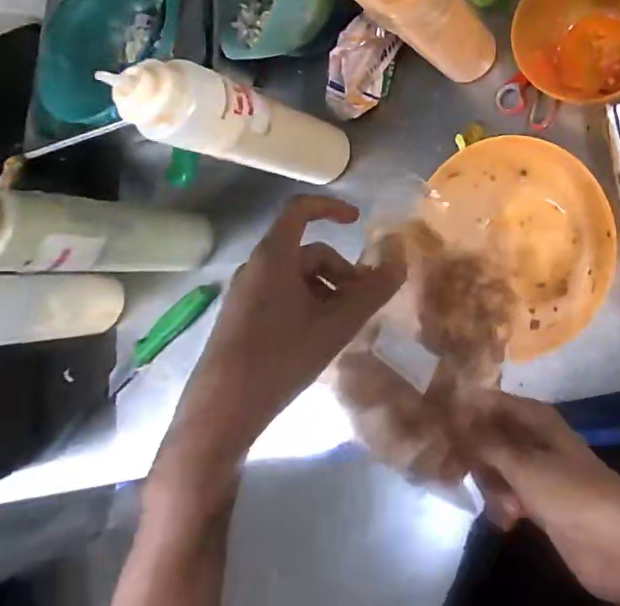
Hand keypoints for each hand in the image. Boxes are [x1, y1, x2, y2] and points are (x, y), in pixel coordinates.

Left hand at [169, 195, 403, 465]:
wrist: (220, 412)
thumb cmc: (280, 358)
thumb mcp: (336, 325)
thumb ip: (373, 292)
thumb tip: (400, 264)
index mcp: (274, 256)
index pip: (300, 209)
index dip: (331, 207)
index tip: (357, 222)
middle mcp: (256, 266)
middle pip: (307, 251)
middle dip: (341, 271)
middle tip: (363, 302)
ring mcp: (244, 293)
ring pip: (296, 276)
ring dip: (326, 290)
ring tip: (343, 326)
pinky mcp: (240, 317)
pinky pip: (281, 294)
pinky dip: (307, 304)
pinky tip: (317, 339)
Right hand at [455, 389, 619, 602]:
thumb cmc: (574, 494)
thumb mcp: (525, 466)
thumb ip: (487, 443)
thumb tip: (454, 415)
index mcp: (536, 418)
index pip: (490, 401)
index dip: (463, 409)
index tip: (433, 425)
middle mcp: (535, 438)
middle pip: (489, 435)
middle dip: (472, 454)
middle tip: (453, 474)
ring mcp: (539, 472)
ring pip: (497, 468)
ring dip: (490, 486)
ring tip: (503, 507)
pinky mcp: (542, 504)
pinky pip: (509, 495)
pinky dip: (503, 506)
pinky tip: (508, 522)